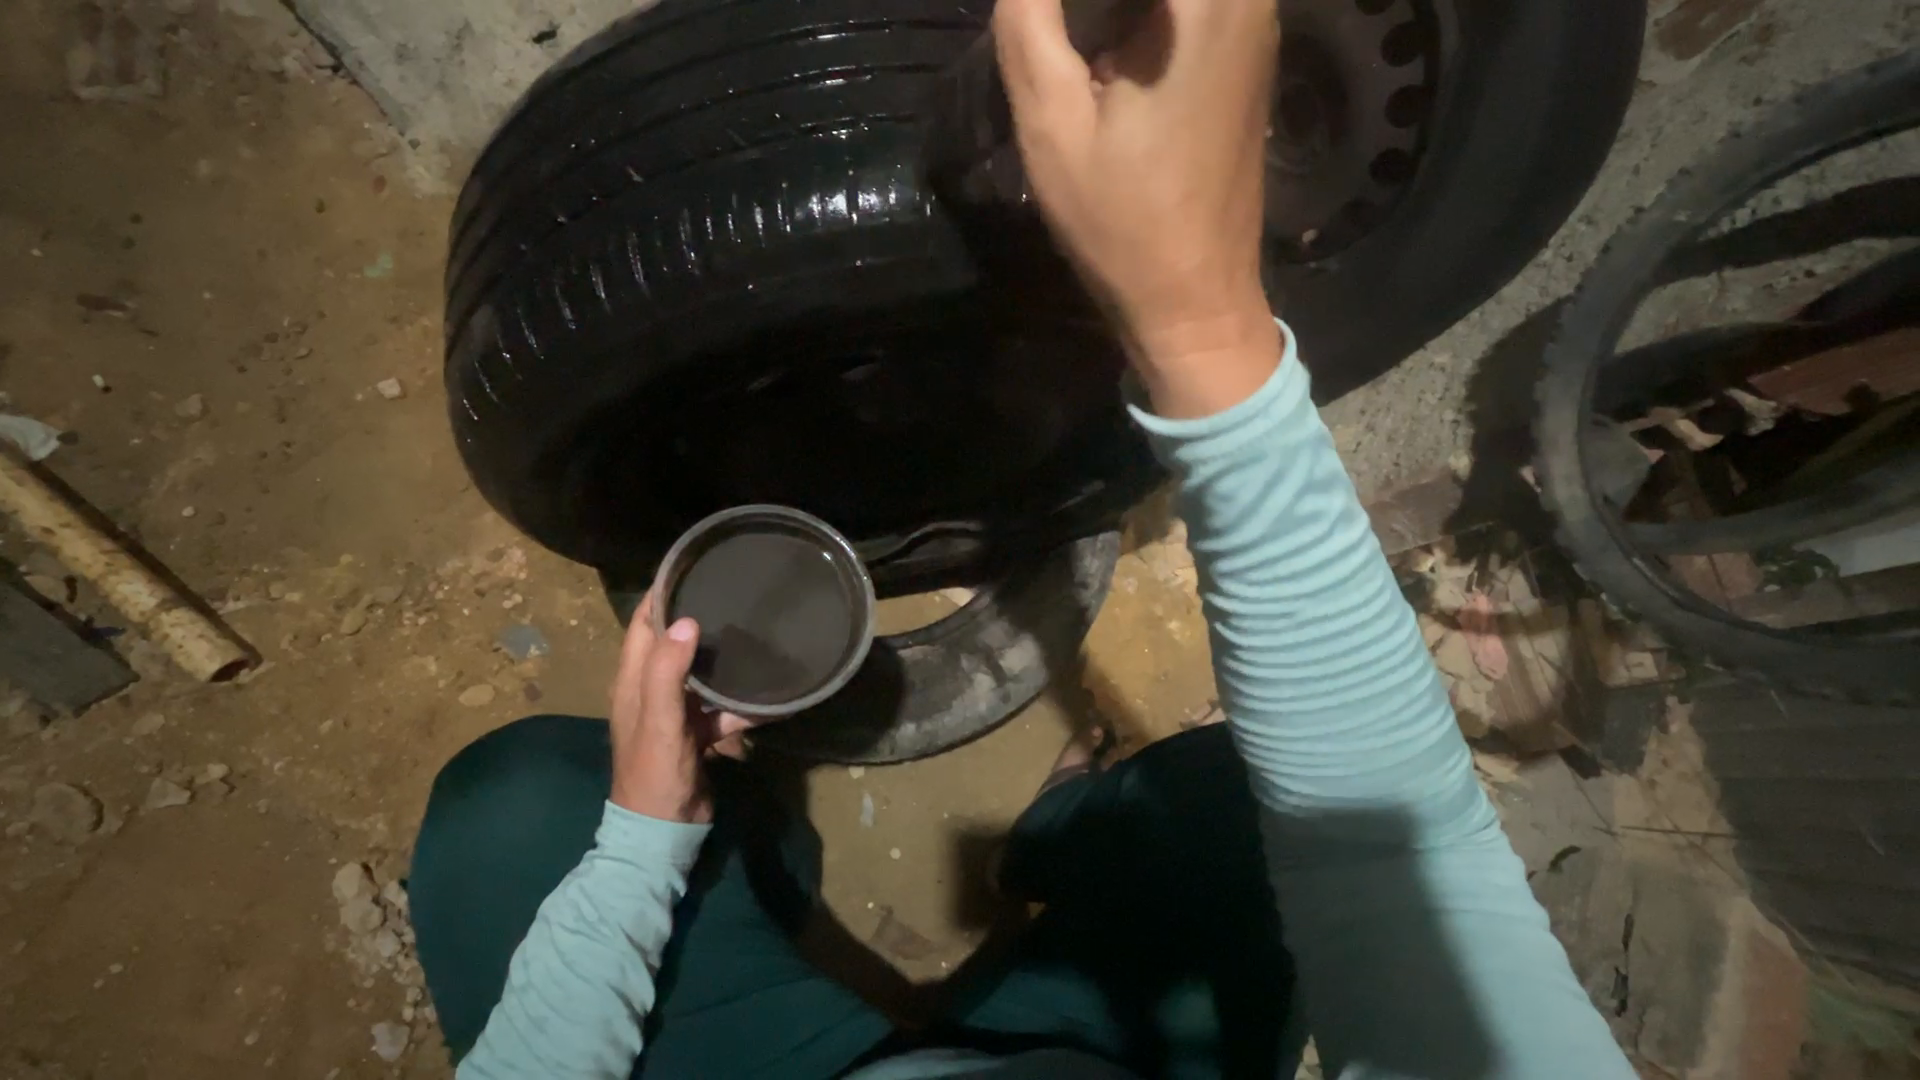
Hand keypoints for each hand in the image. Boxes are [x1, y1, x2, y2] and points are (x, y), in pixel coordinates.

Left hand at [607, 593, 750, 823]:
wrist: (665, 830)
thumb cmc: (654, 772)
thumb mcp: (659, 720)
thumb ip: (667, 672)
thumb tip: (685, 621)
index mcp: (633, 680)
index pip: (643, 623)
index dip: (661, 595)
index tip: (691, 567)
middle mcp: (653, 689)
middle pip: (675, 643)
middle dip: (699, 618)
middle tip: (735, 594)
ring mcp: (678, 711)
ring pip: (703, 674)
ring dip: (726, 659)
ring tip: (759, 633)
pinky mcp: (699, 731)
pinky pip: (724, 707)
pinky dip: (744, 702)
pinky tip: (773, 695)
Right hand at [994, 0, 1282, 416]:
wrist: (1195, 301)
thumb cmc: (1123, 224)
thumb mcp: (1053, 127)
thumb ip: (1029, 24)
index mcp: (1203, 0)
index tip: (1034, 19)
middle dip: (1089, 4)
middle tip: (1044, 30)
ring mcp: (1256, 24)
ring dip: (1110, 12)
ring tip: (1063, 42)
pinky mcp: (1247, 60)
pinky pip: (1190, 9)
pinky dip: (1138, 20)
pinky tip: (1105, 64)